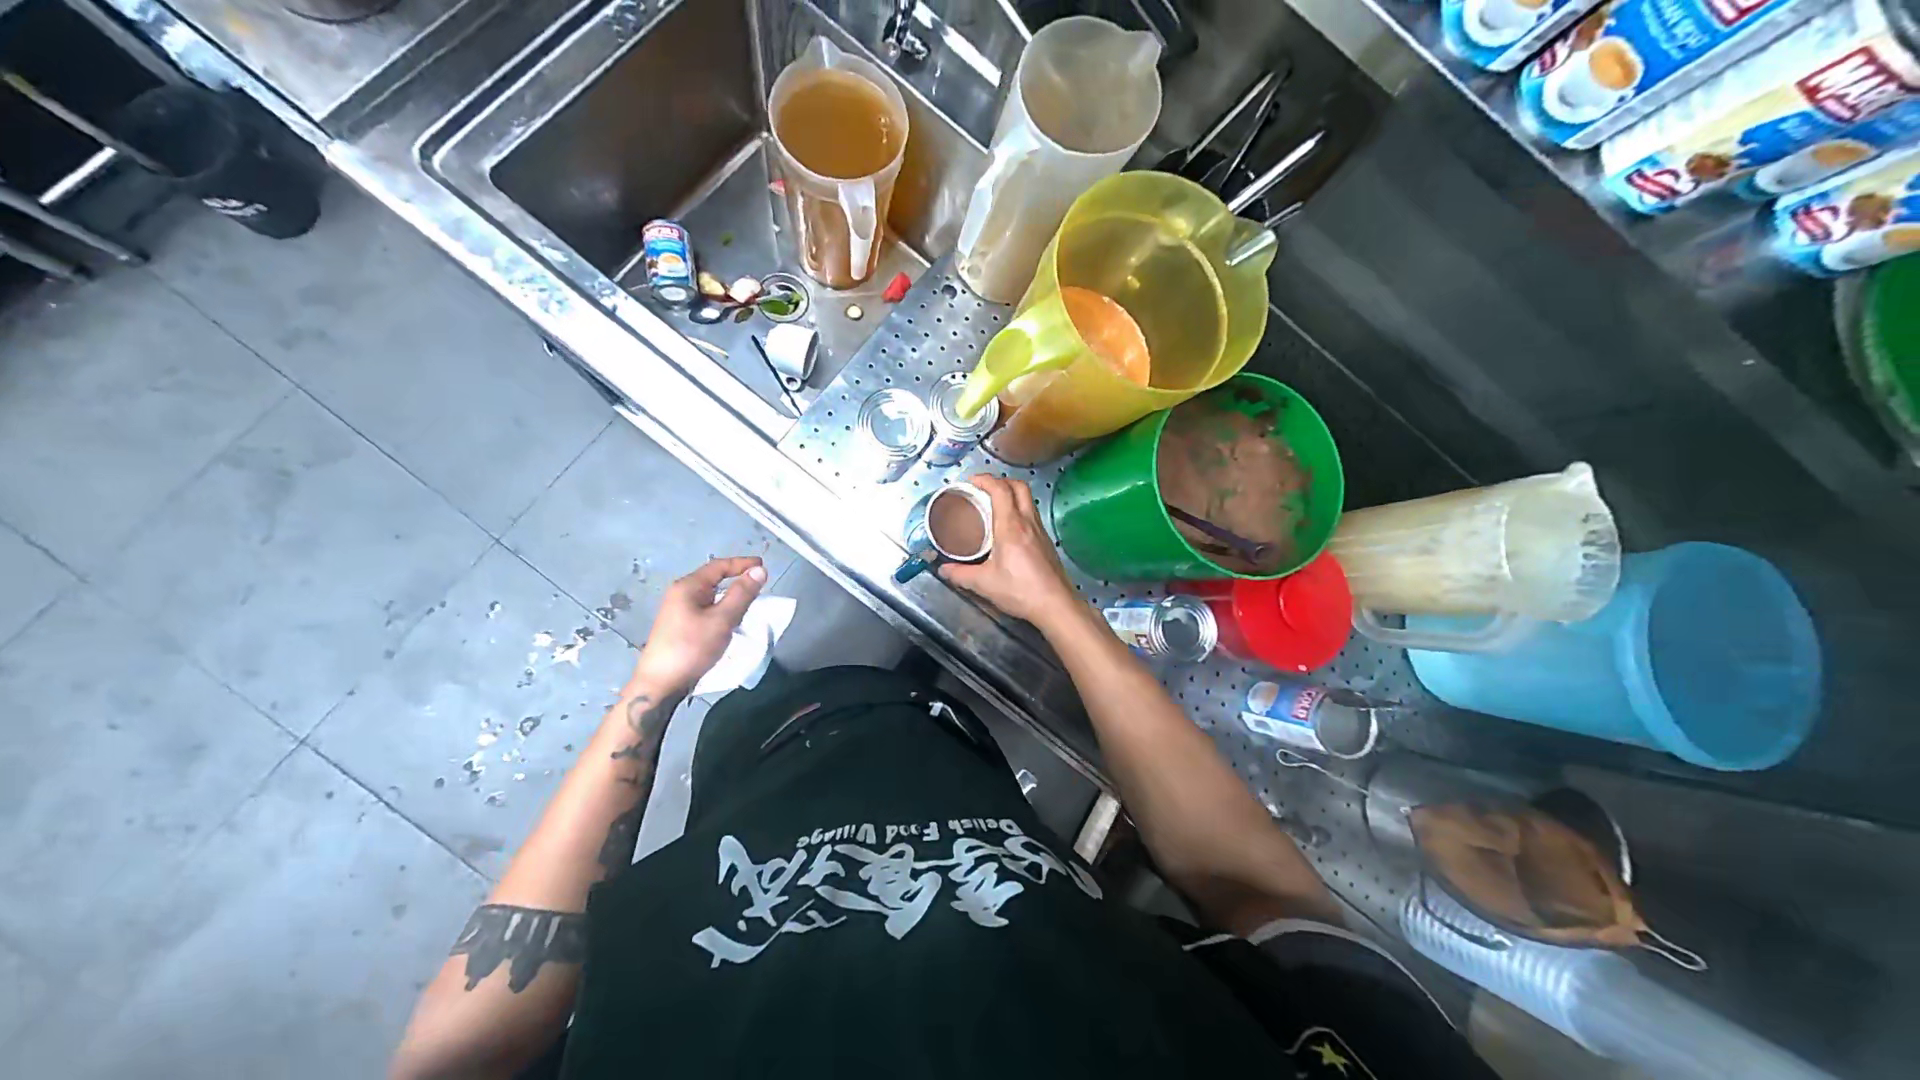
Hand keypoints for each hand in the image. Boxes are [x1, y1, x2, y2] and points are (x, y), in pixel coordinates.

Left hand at [630, 556, 767, 692]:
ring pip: (710, 595)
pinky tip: (730, 621)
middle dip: (736, 578)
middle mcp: (680, 594)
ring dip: (730, 596)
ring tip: (750, 603)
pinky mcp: (679, 626)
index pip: (719, 566)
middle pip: (713, 578)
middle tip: (759, 585)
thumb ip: (742, 594)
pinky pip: (706, 609)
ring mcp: (678, 610)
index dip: (742, 563)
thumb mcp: (722, 620)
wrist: (660, 683)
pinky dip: (722, 609)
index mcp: (688, 587)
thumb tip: (759, 570)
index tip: (763, 566)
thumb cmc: (691, 648)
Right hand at [938, 475, 1079, 626]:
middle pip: (1019, 486)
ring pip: (1028, 499)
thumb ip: (960, 574)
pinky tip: (1008, 527)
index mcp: (1011, 526)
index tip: (971, 482)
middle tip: (983, 490)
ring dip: (1011, 494)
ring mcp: (1040, 531)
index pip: (1000, 489)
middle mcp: (1028, 522)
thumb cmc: (1020, 591)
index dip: (985, 479)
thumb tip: (943, 569)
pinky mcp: (1046, 541)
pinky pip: (1032, 514)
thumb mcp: (984, 584)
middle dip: (1000, 481)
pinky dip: (1019, 510)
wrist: (1055, 605)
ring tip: (994, 505)